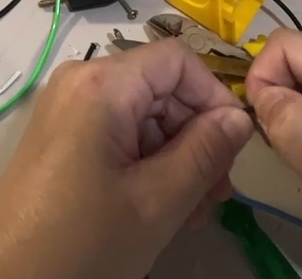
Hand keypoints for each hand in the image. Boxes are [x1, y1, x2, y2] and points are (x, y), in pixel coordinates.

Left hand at [0, 39, 252, 278]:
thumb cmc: (81, 241)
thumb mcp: (156, 202)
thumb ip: (204, 154)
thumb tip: (239, 118)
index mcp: (103, 82)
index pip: (177, 60)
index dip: (214, 96)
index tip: (234, 147)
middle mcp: (82, 78)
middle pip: (159, 84)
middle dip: (195, 132)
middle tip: (217, 191)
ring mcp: (68, 103)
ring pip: (142, 109)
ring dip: (174, 151)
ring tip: (191, 207)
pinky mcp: (62, 130)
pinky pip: (118, 126)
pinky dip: (145, 157)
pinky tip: (160, 201)